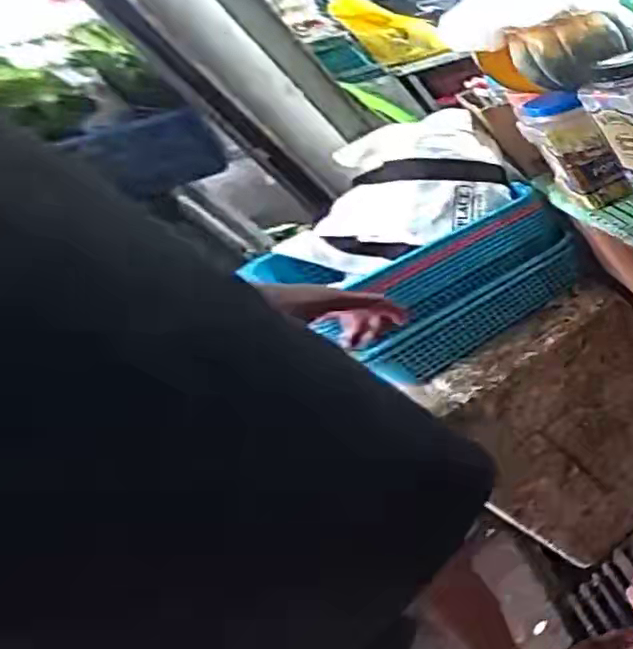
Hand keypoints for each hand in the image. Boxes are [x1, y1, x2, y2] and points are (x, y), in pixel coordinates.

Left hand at [257, 284, 409, 348]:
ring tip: (345, 347)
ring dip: (353, 327)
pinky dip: (338, 325)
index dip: (392, 310)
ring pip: (347, 309)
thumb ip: (328, 345)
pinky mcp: (295, 304)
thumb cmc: (256, 319)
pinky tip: (327, 340)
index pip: (373, 300)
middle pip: (363, 305)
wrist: (212, 310)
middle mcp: (324, 295)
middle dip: (370, 325)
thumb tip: (352, 353)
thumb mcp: (296, 336)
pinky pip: (331, 312)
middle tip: (364, 346)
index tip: (405, 321)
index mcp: (330, 298)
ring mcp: (309, 298)